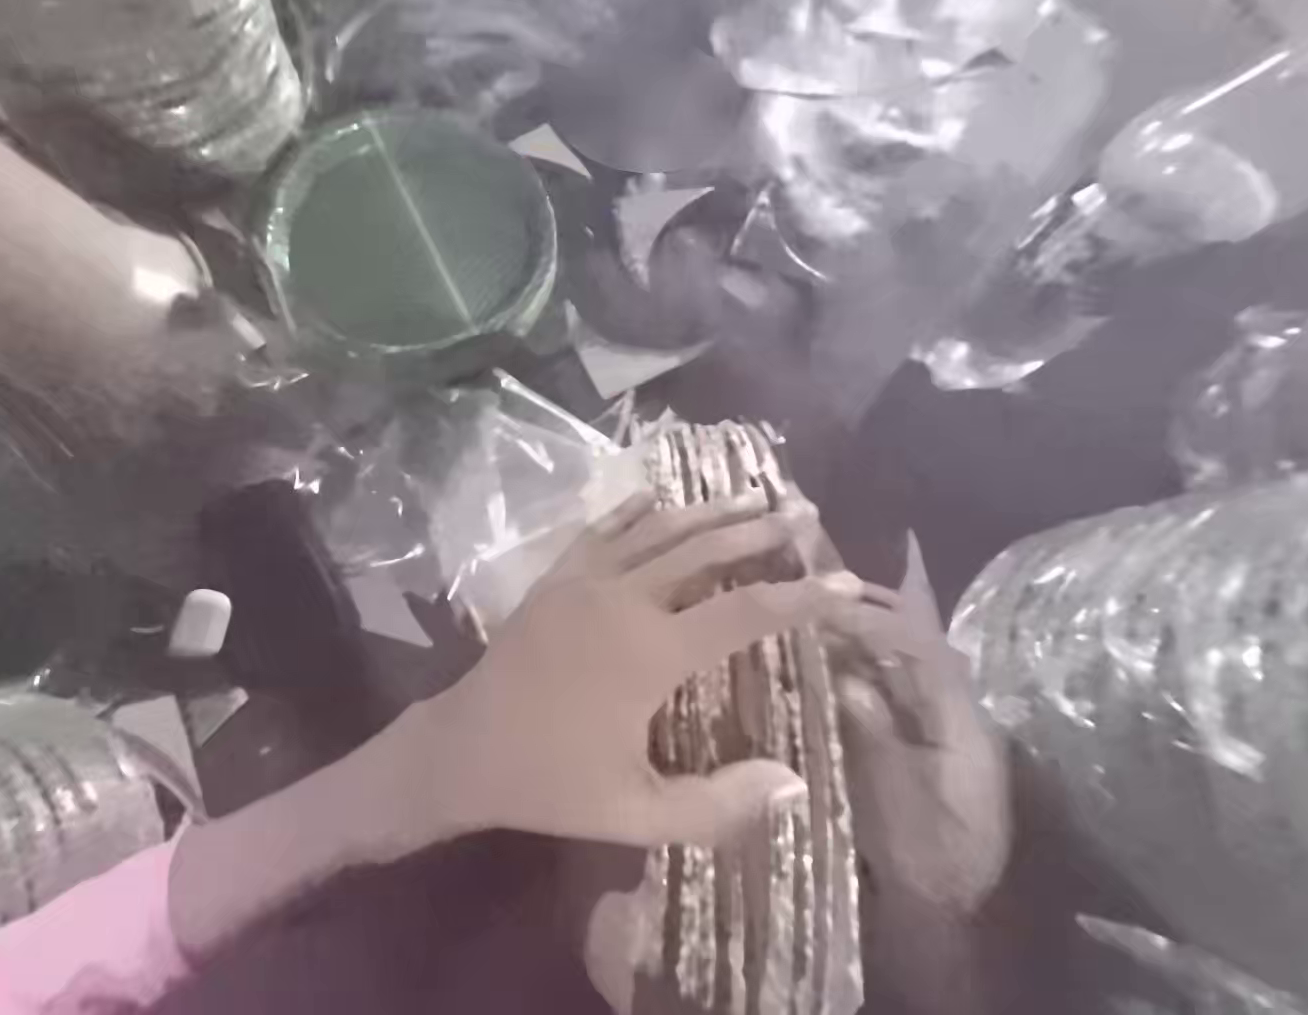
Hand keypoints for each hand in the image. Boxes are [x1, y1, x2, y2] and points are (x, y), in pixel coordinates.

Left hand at [421, 490, 863, 847]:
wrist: (464, 748)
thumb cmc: (551, 782)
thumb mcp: (636, 814)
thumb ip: (718, 806)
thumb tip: (794, 783)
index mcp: (651, 653)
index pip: (744, 613)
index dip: (801, 597)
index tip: (843, 583)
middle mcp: (625, 600)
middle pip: (706, 551)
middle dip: (759, 531)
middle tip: (802, 513)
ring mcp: (586, 579)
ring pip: (659, 529)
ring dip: (708, 510)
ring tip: (749, 494)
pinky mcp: (557, 575)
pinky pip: (604, 529)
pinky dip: (636, 508)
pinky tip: (657, 495)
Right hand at [829, 531, 1009, 912]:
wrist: (950, 904)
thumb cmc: (930, 856)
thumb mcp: (902, 805)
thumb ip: (877, 740)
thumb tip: (846, 681)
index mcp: (961, 718)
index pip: (922, 647)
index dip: (874, 619)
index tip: (824, 604)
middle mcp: (947, 703)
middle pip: (907, 640)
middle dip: (859, 615)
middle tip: (806, 597)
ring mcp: (926, 714)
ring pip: (889, 657)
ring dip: (849, 635)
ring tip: (802, 618)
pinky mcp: (907, 728)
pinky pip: (877, 682)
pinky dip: (845, 665)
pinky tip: (812, 659)